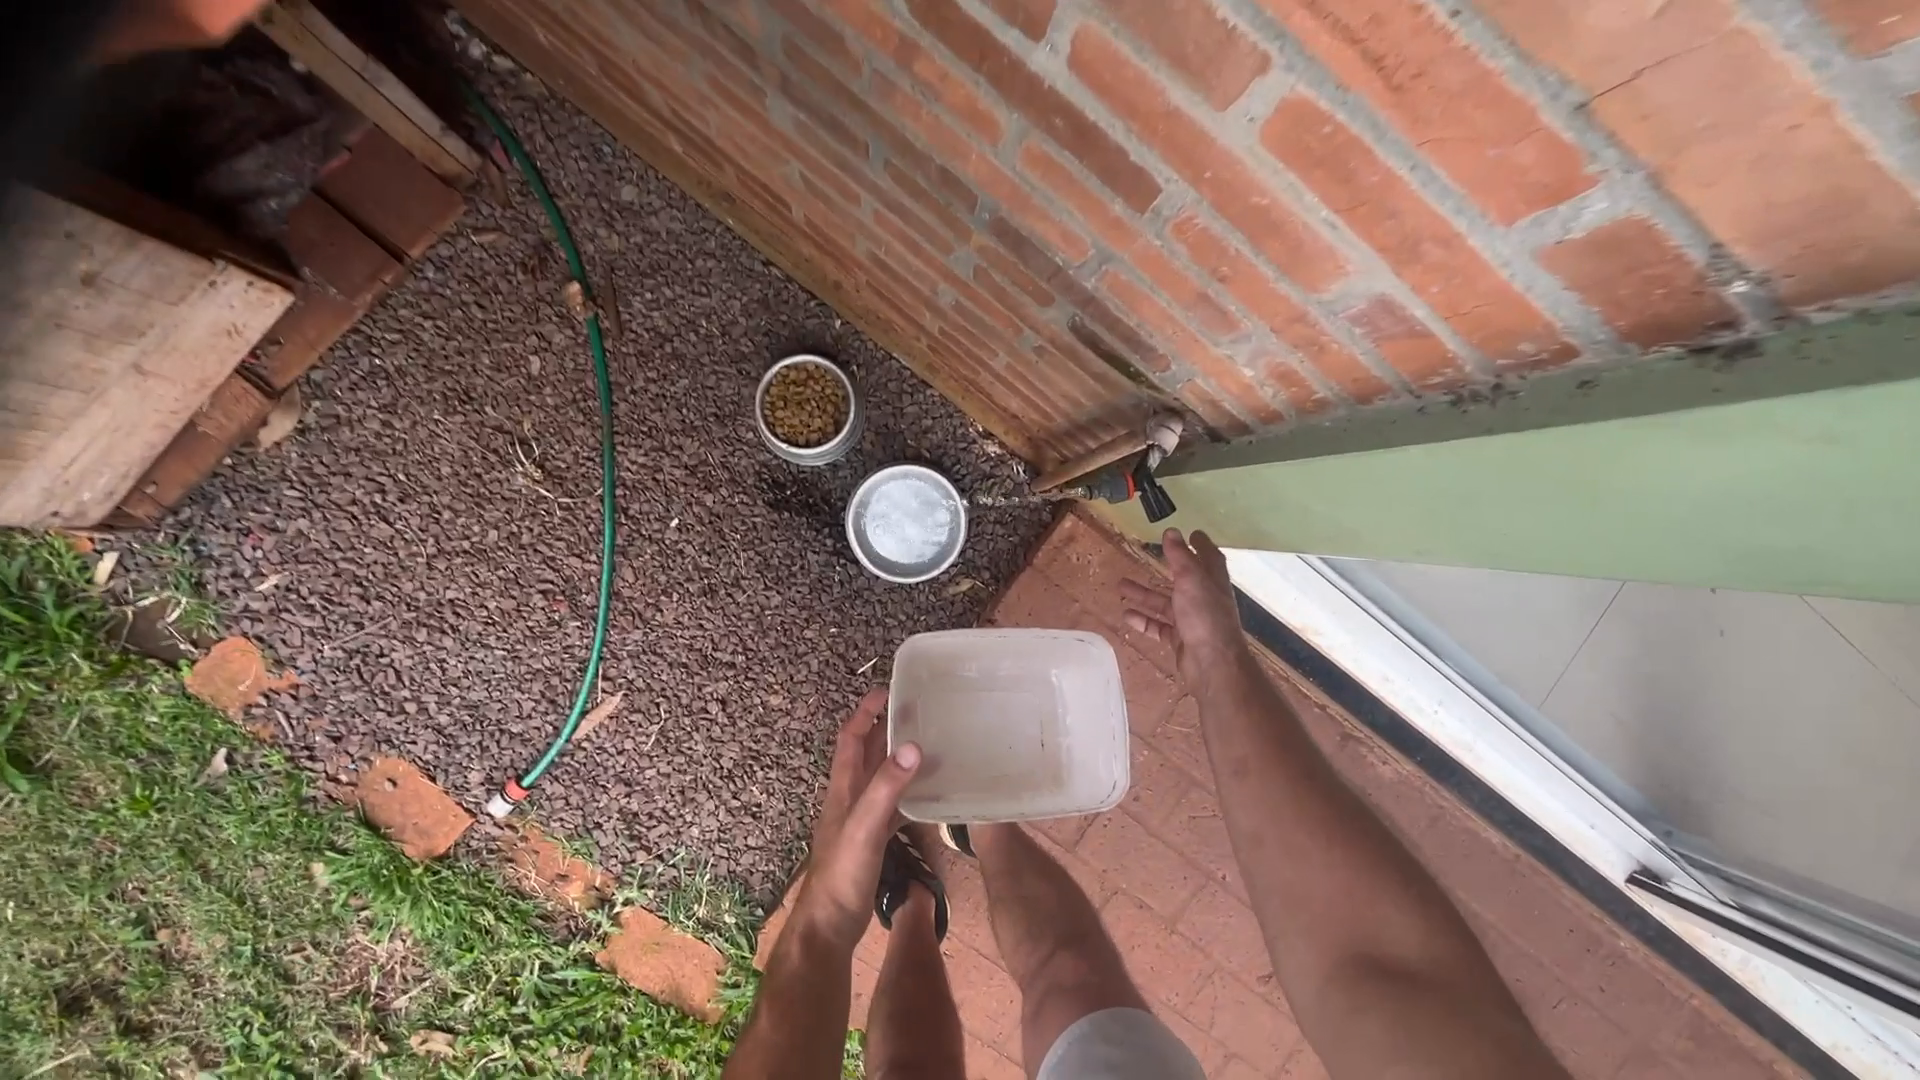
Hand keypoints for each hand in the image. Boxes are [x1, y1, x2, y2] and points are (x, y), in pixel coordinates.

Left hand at [791, 689, 921, 950]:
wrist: (829, 927)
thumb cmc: (842, 875)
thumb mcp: (864, 828)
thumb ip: (885, 789)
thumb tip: (911, 746)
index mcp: (842, 789)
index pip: (851, 739)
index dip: (865, 713)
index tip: (888, 691)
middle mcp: (850, 798)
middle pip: (867, 754)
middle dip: (886, 729)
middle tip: (918, 711)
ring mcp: (861, 820)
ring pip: (881, 778)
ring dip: (898, 758)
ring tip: (928, 742)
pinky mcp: (873, 841)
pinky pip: (893, 806)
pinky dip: (908, 792)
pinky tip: (928, 793)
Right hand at [1120, 528, 1245, 684]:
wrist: (1212, 663)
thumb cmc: (1205, 617)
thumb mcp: (1191, 580)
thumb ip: (1180, 556)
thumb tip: (1171, 531)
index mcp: (1212, 581)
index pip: (1210, 557)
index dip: (1201, 545)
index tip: (1192, 533)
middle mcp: (1204, 599)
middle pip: (1183, 580)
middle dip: (1164, 569)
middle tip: (1146, 556)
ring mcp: (1192, 621)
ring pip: (1165, 603)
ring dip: (1144, 595)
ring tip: (1121, 586)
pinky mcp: (1180, 640)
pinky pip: (1159, 627)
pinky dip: (1143, 621)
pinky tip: (1126, 615)